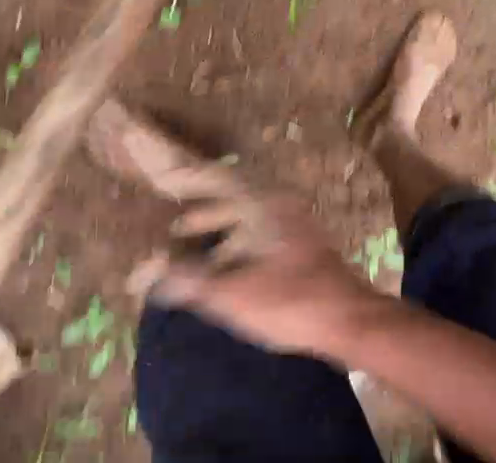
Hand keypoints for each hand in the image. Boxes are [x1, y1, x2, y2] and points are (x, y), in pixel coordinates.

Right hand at [129, 165, 386, 356]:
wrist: (350, 318)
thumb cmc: (293, 303)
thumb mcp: (233, 296)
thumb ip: (188, 281)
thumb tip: (144, 271)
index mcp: (266, 207)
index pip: (223, 177)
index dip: (194, 176)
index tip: (169, 178)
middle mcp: (283, 207)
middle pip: (237, 194)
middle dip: (203, 205)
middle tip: (175, 217)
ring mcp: (297, 224)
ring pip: (250, 214)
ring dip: (219, 225)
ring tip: (189, 242)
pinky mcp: (304, 245)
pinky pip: (263, 230)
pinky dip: (238, 240)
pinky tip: (225, 266)